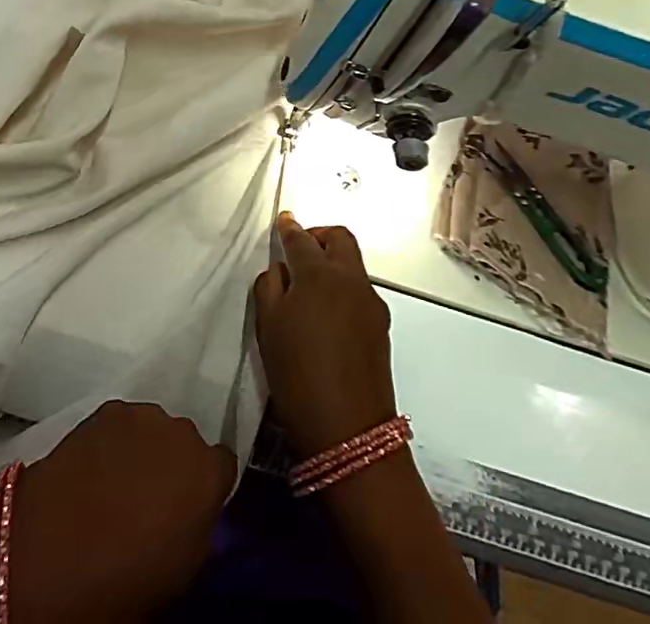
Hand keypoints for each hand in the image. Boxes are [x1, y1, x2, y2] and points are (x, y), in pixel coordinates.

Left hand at [11, 401, 234, 622]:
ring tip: (114, 481)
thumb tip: (192, 515)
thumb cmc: (122, 581)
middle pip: (186, 443)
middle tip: (147, 498)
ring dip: (142, 448)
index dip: (206, 487)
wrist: (48, 555)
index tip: (188, 507)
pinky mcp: (104, 410)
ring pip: (152, 430)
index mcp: (208, 473)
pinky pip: (119, 425)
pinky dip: (111, 441)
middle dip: (172, 464)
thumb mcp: (181, 571)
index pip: (223, 465)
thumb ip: (198, 529)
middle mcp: (184, 433)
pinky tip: (90, 468)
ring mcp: (143, 417)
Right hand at [253, 213, 396, 457]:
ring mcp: (370, 301)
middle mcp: (350, 279)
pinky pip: (360, 290)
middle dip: (319, 235)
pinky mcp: (381, 323)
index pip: (302, 239)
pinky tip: (327, 315)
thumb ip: (270, 288)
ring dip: (333, 262)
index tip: (284, 221)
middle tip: (300, 248)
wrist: (347, 428)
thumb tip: (280, 270)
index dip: (290, 228)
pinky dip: (343, 287)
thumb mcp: (267, 329)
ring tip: (309, 287)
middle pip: (340, 238)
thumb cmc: (296, 376)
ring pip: (353, 263)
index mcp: (318, 275)